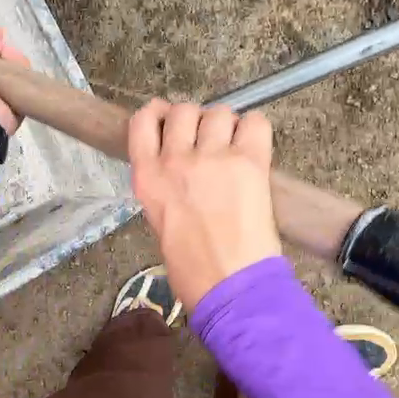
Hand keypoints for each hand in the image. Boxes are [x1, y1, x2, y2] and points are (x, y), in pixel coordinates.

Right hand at [128, 99, 282, 308]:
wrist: (229, 287)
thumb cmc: (193, 268)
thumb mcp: (159, 221)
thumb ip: (164, 186)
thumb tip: (181, 164)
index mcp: (147, 178)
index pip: (143, 120)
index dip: (159, 114)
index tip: (167, 120)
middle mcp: (176, 161)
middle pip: (183, 110)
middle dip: (195, 121)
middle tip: (207, 142)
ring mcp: (213, 158)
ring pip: (219, 112)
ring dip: (226, 126)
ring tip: (232, 150)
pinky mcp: (250, 162)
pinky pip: (255, 122)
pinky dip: (254, 130)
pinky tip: (252, 151)